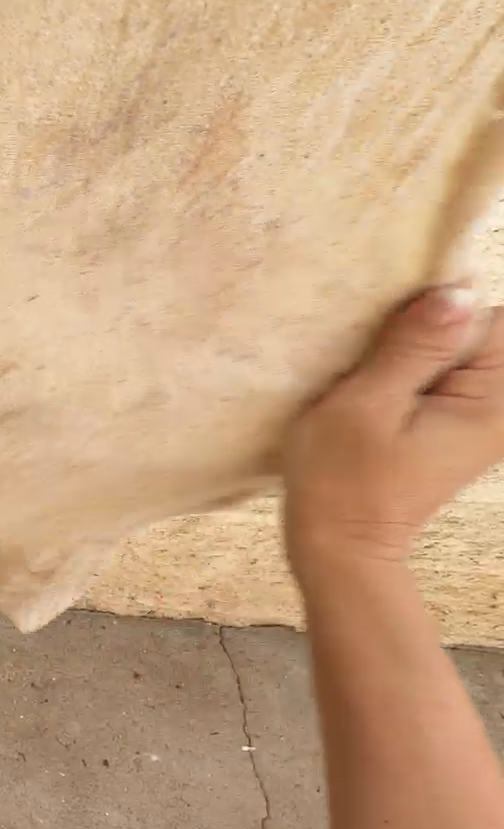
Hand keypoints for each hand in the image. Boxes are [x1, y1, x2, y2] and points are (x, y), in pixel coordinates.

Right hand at [284, 284, 503, 566]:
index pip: (485, 322)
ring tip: (366, 392)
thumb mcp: (364, 405)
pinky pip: (444, 384)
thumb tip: (454, 292)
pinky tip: (374, 405)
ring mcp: (486, 420)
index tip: (380, 347)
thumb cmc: (340, 473)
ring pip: (456, 360)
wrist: (340, 537)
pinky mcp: (462, 431)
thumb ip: (412, 350)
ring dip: (408, 364)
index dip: (429, 321)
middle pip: (477, 339)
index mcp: (495, 398)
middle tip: (367, 375)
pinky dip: (407, 384)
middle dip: (420, 342)